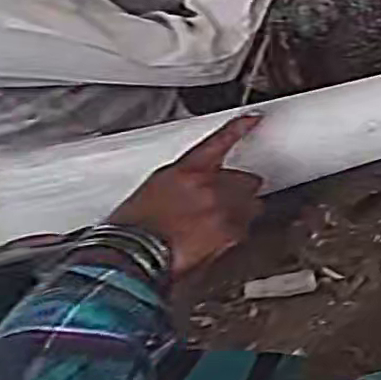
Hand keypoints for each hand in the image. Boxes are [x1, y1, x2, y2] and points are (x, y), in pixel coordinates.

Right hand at [107, 115, 264, 276]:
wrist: (127, 261)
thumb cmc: (130, 231)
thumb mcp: (151, 193)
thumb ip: (186, 182)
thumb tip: (202, 184)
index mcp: (184, 172)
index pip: (217, 143)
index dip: (237, 128)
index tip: (253, 118)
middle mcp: (210, 187)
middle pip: (246, 180)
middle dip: (236, 191)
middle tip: (212, 206)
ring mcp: (225, 208)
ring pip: (251, 203)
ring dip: (238, 211)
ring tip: (208, 226)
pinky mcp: (234, 230)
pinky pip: (246, 226)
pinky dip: (235, 231)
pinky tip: (211, 238)